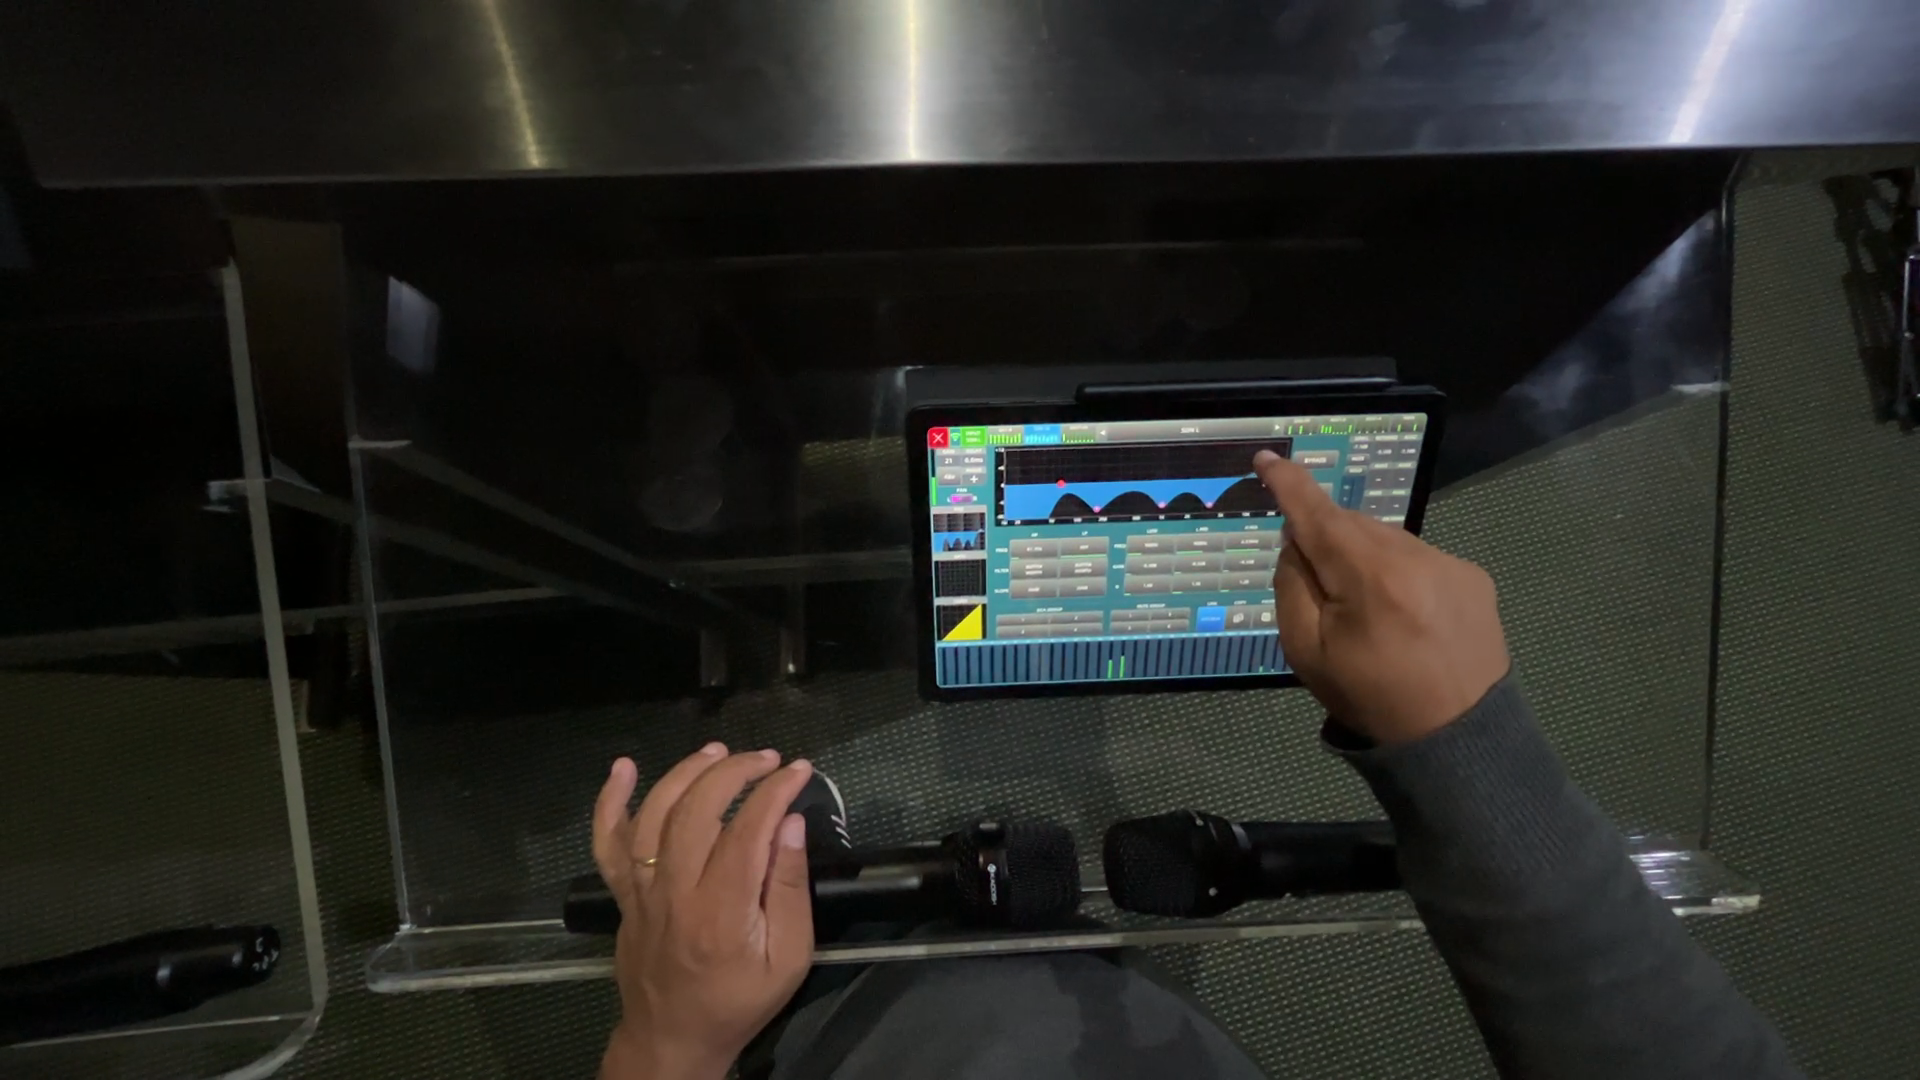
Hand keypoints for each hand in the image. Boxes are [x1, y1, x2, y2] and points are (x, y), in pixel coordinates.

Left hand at [592, 745, 815, 1079]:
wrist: (672, 1042)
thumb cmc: (739, 999)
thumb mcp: (789, 956)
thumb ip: (791, 889)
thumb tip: (791, 824)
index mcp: (722, 909)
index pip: (748, 829)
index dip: (776, 790)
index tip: (799, 769)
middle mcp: (676, 891)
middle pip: (698, 810)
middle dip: (736, 771)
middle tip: (768, 759)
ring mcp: (642, 890)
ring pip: (655, 815)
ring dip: (686, 772)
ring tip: (719, 751)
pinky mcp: (623, 894)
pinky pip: (608, 843)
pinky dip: (610, 802)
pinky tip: (623, 767)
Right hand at [1254, 450, 1509, 744]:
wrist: (1457, 739)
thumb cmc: (1368, 695)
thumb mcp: (1304, 648)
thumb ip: (1292, 584)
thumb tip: (1297, 541)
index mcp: (1368, 577)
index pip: (1317, 514)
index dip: (1287, 483)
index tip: (1266, 457)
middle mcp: (1414, 557)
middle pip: (1349, 523)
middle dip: (1323, 538)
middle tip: (1315, 585)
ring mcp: (1450, 564)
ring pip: (1383, 537)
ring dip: (1359, 554)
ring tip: (1360, 606)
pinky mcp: (1473, 578)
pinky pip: (1415, 555)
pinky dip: (1393, 568)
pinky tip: (1398, 611)